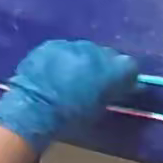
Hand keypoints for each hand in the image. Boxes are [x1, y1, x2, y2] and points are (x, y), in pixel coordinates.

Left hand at [0, 40, 139, 151]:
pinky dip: (63, 59)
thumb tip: (125, 86)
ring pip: (84, 50)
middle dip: (103, 66)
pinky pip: (63, 50)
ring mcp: (72, 45)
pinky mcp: (51, 44)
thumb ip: (114, 92)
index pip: (129, 66)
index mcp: (112, 69)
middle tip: (94, 82)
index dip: (124, 76)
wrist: (33, 109)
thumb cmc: (71, 118)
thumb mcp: (100, 108)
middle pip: (106, 55)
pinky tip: (54, 73)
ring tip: (71, 78)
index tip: (120, 85)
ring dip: (82, 61)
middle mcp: (95, 51)